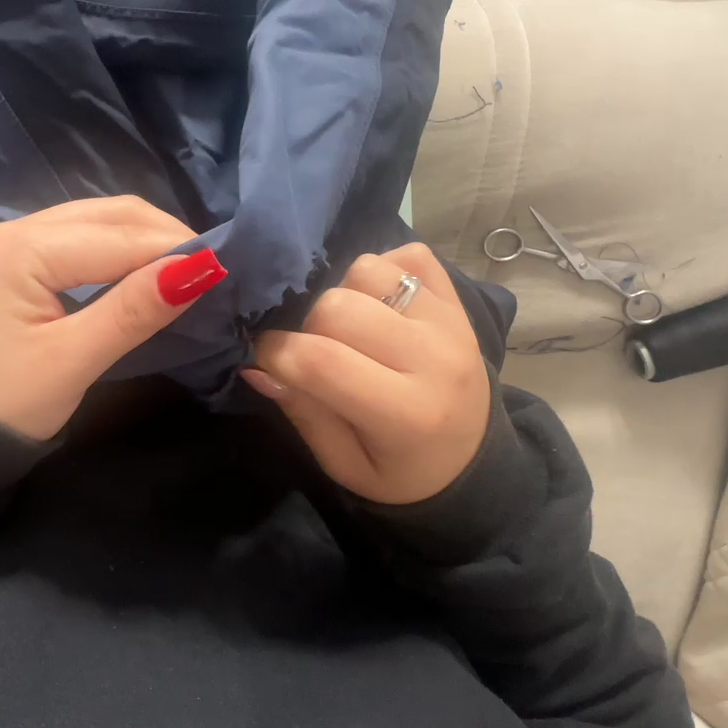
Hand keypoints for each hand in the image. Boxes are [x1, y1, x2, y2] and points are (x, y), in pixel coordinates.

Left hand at [0, 197, 226, 439]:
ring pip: (99, 223)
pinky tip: (146, 274)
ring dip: (146, 242)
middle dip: (167, 238)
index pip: (120, 237)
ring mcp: (17, 244)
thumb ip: (132, 311)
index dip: (178, 250)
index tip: (231, 271)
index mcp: (24, 249)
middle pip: (111, 215)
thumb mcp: (71, 361)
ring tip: (189, 273)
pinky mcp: (20, 263)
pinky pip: (82, 241)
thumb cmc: (3, 403)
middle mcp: (18, 230)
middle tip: (214, 273)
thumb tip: (202, 268)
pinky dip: (121, 252)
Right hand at [243, 243, 491, 504]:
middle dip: (306, 326)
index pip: (320, 362)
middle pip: (337, 307)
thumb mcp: (345, 465)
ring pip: (367, 271)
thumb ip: (304, 414)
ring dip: (342, 295)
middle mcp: (434, 359)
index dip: (275, 353)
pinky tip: (376, 305)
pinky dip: (381, 272)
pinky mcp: (458, 300)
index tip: (264, 359)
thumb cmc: (399, 471)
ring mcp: (450, 322)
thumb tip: (256, 366)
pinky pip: (408, 256)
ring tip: (347, 328)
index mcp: (406, 414)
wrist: (472, 459)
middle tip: (312, 351)